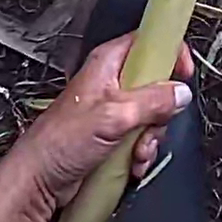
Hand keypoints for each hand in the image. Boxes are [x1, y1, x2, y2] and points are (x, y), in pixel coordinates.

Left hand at [0, 34, 193, 220]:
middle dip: (160, 112)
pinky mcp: (112, 133)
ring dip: (150, 138)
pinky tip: (130, 164)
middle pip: (156, 83)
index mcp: (109, 62)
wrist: (38, 179)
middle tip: (150, 126)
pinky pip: (140, 137)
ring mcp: (112, 108)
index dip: (170, 54)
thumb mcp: (115, 115)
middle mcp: (111, 81)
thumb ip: (153, 101)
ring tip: (135, 152)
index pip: (148, 42)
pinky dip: (140, 152)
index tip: (183, 73)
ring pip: (151, 115)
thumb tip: (181, 92)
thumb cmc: (61, 140)